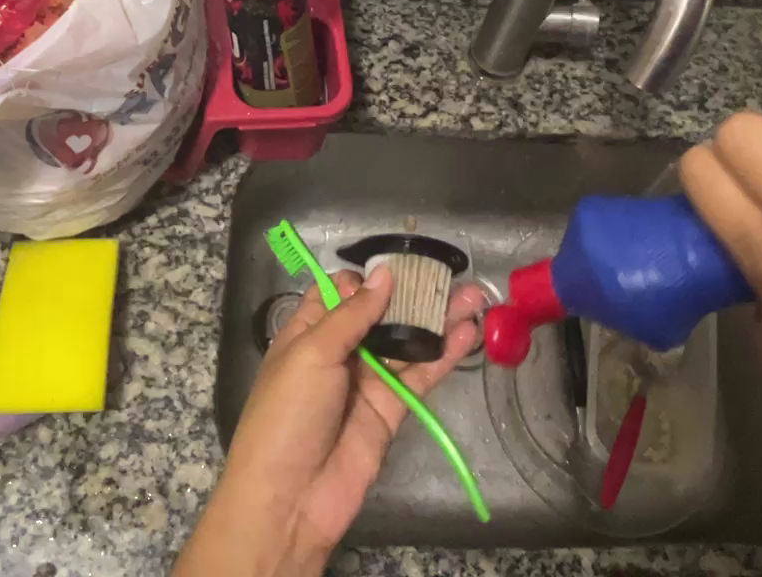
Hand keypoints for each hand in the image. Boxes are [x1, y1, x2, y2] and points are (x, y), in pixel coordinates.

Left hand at [174, 266, 483, 576]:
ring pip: (408, 340)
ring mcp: (368, 378)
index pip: (342, 291)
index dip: (368, 277)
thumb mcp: (311, 353)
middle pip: (381, 312)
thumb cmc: (287, 413)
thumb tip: (383, 274)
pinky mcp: (393, 407)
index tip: (401, 263)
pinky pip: (421, 373)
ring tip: (474, 296)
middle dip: (413, 293)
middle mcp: (341, 349)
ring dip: (438, 319)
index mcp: (310, 330)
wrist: (290, 499)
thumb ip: (352, 314)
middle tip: (449, 274)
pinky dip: (444, 353)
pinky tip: (468, 332)